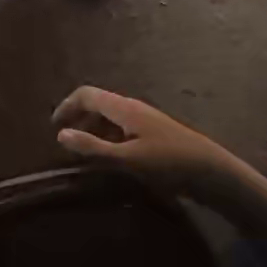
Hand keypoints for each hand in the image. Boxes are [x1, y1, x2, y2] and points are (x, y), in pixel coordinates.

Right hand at [52, 86, 248, 196]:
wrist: (213, 172)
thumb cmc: (169, 163)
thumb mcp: (127, 159)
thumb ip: (93, 147)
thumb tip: (60, 134)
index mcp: (124, 107)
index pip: (87, 94)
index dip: (67, 106)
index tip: (53, 127)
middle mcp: (132, 108)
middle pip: (97, 103)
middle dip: (78, 118)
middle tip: (65, 142)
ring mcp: (145, 120)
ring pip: (110, 117)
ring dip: (93, 130)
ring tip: (84, 154)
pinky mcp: (155, 134)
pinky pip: (122, 129)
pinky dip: (108, 138)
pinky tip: (110, 160)